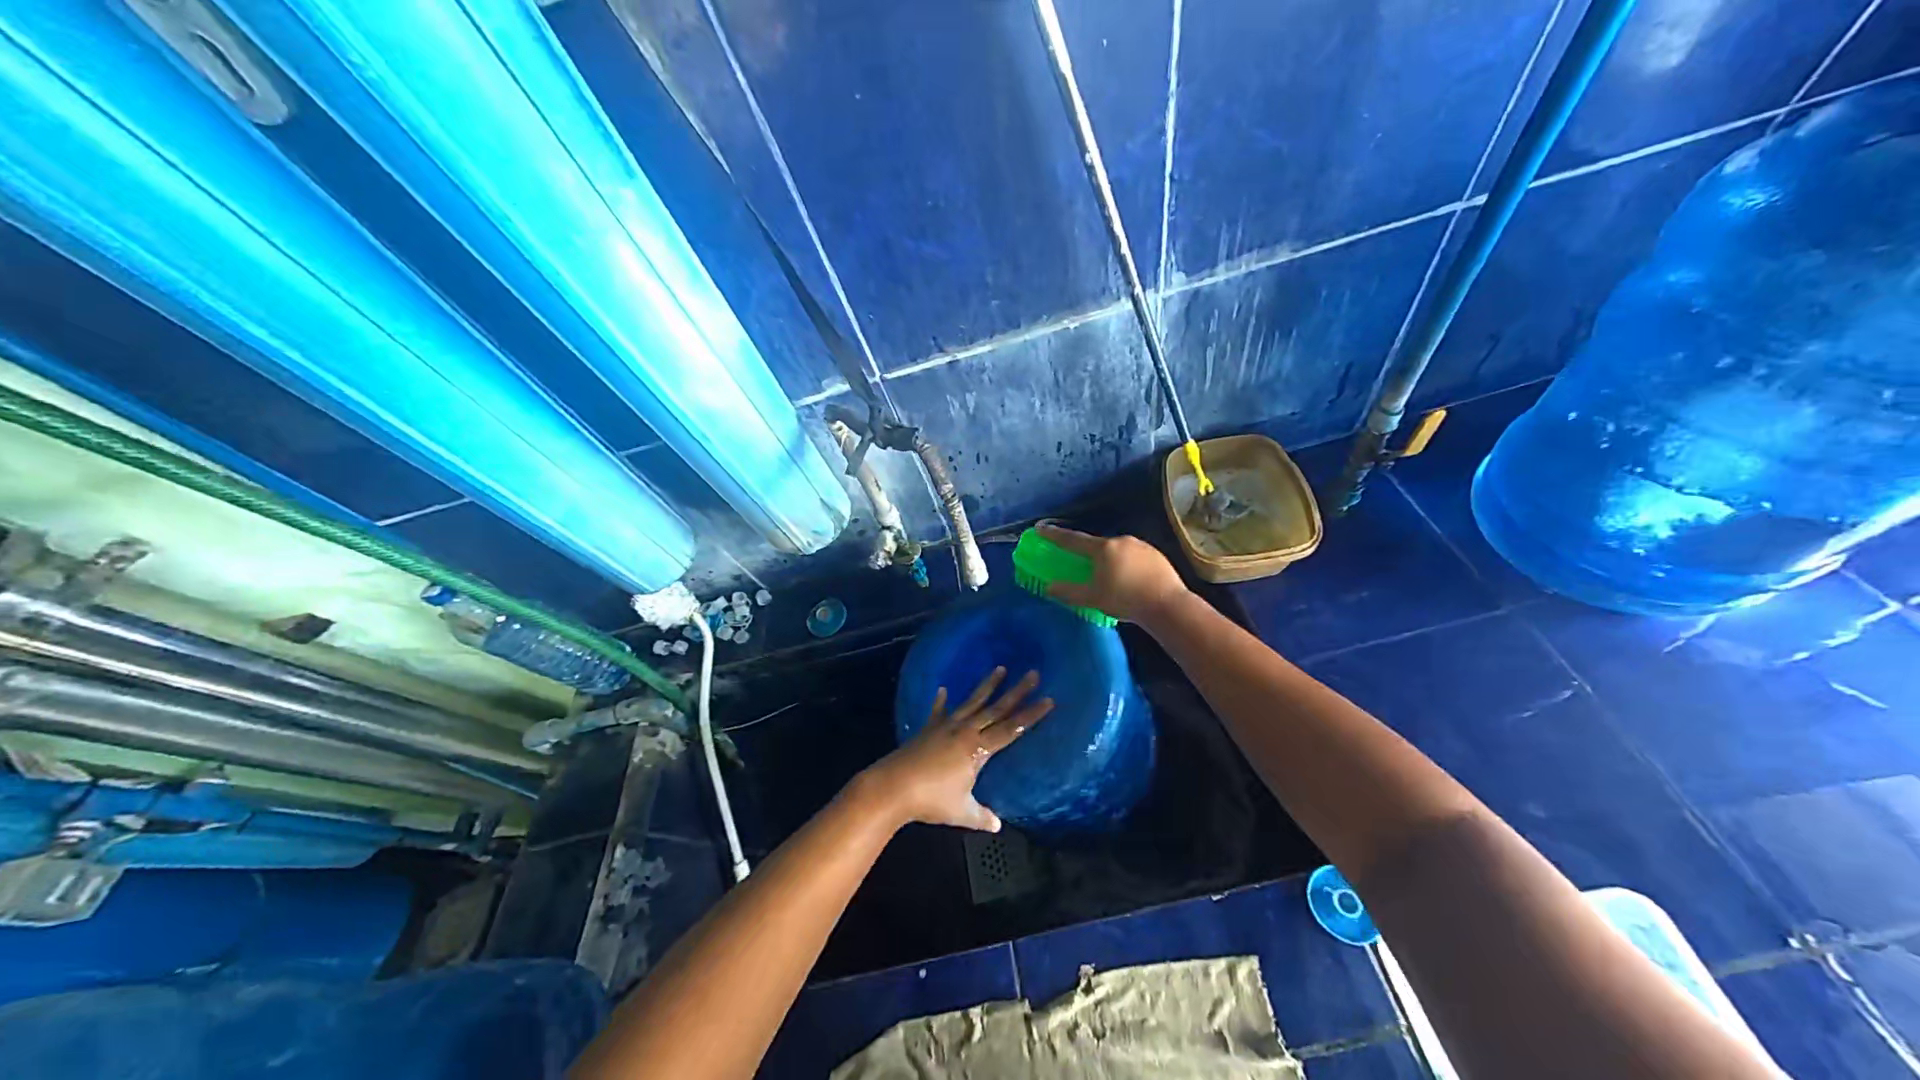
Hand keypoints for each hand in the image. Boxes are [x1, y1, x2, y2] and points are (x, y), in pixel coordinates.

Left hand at [856, 667, 1051, 832]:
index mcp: (978, 749)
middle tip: (1033, 674)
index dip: (1031, 715)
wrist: (892, 787)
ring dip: (987, 686)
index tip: (1049, 699)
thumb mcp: (962, 812)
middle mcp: (965, 731)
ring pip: (971, 702)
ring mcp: (945, 727)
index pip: (1012, 729)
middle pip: (996, 709)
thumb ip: (982, 816)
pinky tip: (944, 689)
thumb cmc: (930, 800)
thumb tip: (997, 825)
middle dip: (1017, 692)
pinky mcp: (928, 729)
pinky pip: (939, 712)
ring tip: (1000, 668)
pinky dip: (942, 701)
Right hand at [1037, 525, 1189, 624]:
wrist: (1168, 605)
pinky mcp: (1156, 555)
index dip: (1054, 535)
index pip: (1072, 540)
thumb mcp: (1092, 598)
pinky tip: (1130, 581)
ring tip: (1111, 580)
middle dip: (1089, 555)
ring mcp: (1141, 546)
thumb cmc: (1125, 600)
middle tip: (1084, 567)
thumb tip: (1049, 587)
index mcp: (1102, 548)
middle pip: (1097, 545)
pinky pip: (1134, 556)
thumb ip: (1069, 591)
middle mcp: (1121, 541)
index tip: (1040, 528)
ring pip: (1118, 551)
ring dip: (1110, 561)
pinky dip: (1127, 566)